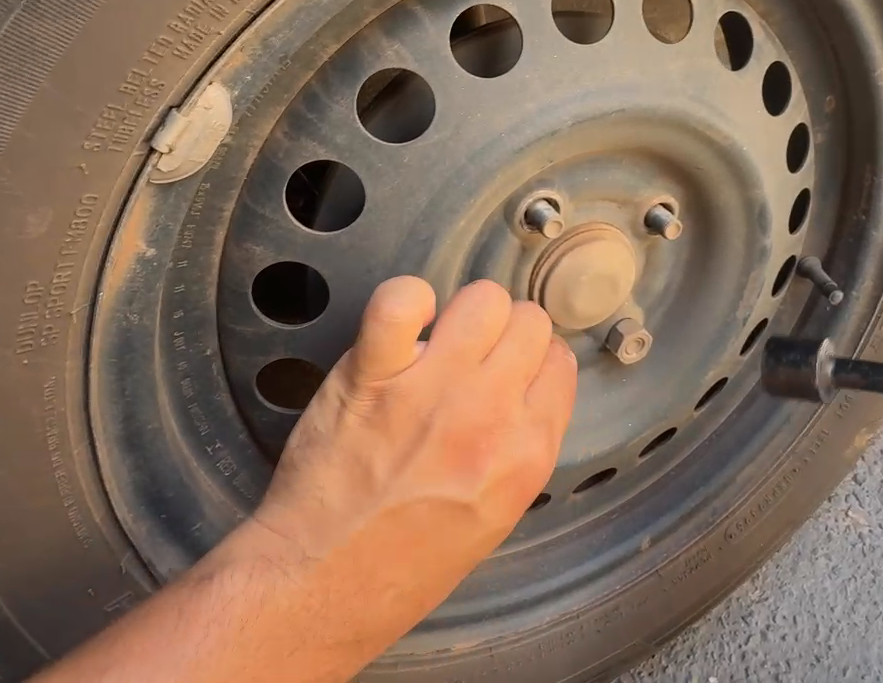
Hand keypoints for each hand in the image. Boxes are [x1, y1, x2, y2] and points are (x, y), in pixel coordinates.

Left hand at [247, 277, 577, 667]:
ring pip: (485, 298)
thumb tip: (527, 379)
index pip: (559, 360)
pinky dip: (407, 299)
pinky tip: (404, 324)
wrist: (323, 583)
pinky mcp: (373, 375)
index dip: (532, 360)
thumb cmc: (408, 556)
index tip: (507, 369)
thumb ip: (524, 441)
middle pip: (530, 321)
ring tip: (440, 340)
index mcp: (527, 452)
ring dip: (465, 313)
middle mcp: (489, 414)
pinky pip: (403, 300)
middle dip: (505, 332)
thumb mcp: (500, 509)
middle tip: (473, 355)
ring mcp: (431, 390)